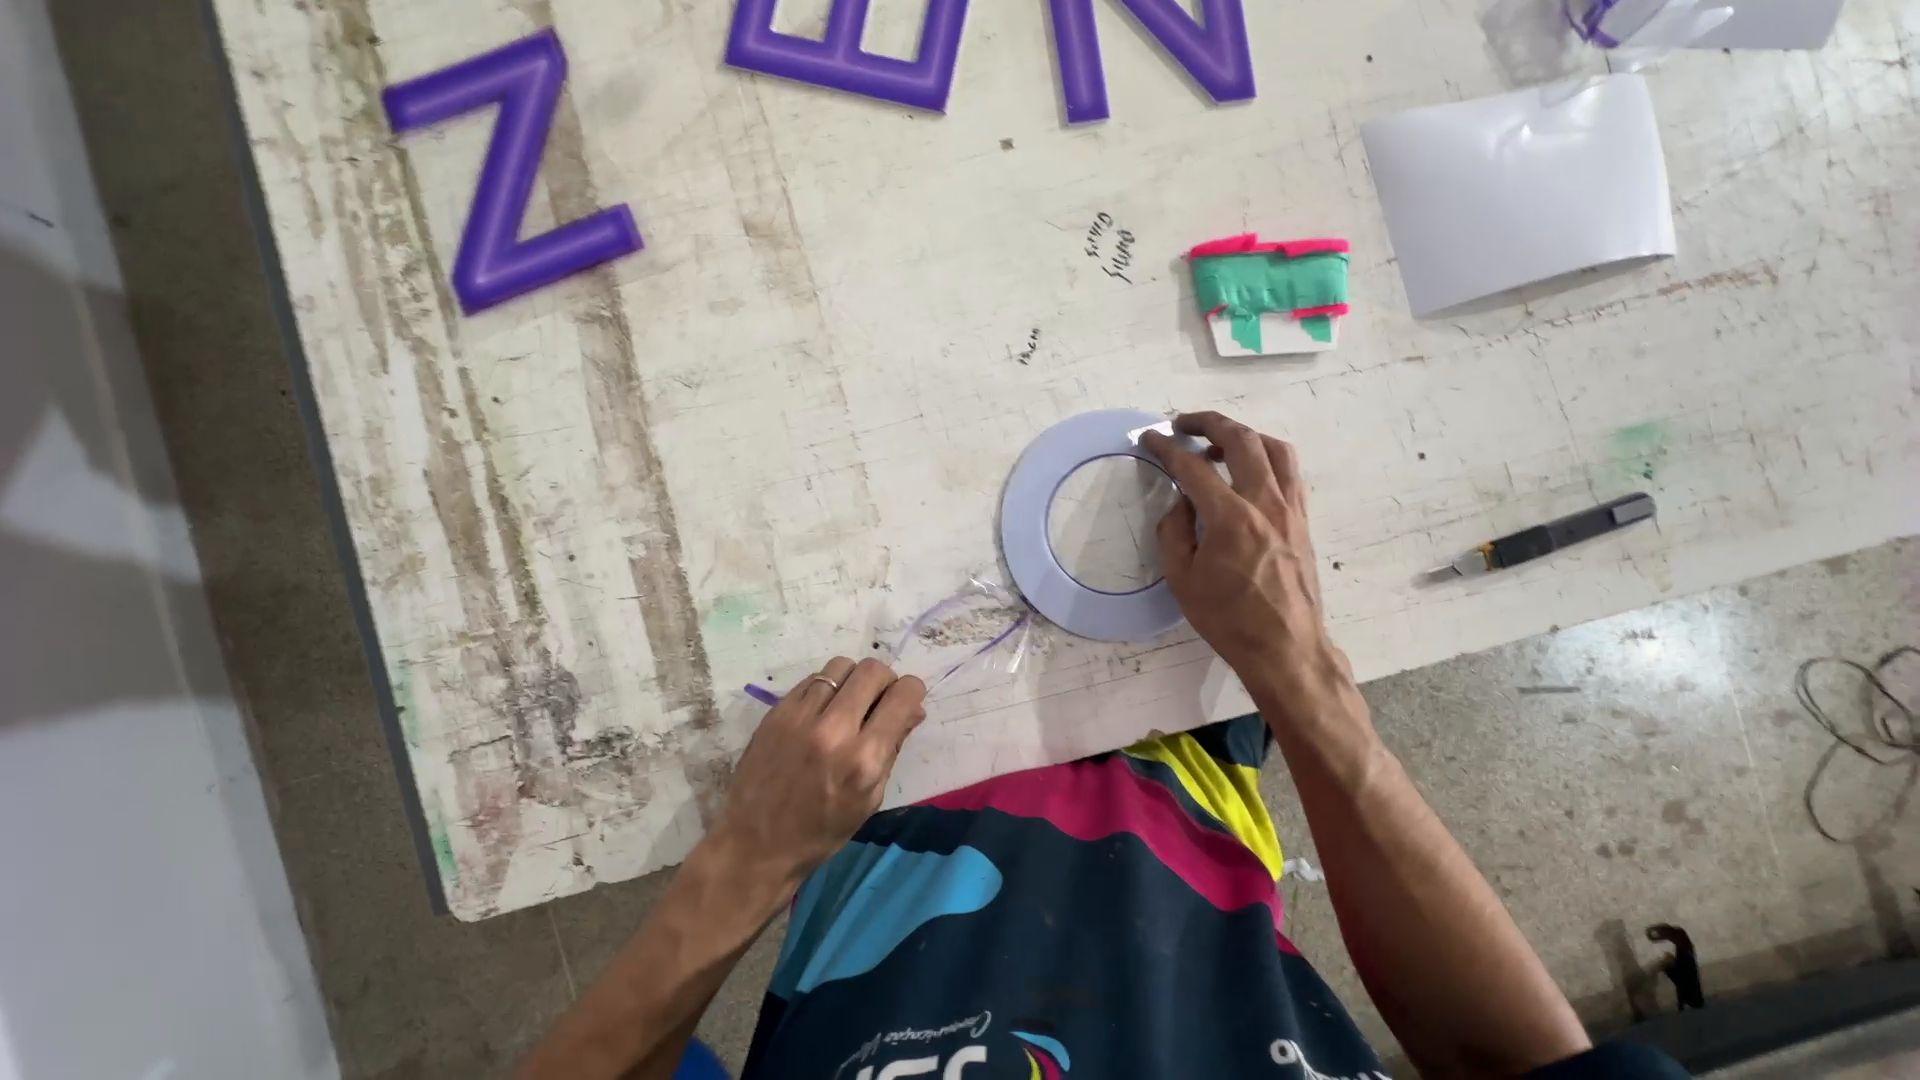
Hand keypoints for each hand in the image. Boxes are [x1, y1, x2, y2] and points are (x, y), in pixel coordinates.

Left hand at [708, 657, 926, 885]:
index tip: (908, 701)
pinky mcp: (776, 712)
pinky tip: (823, 710)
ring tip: (849, 702)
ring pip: (841, 666)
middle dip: (885, 680)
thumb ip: (892, 748)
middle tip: (879, 700)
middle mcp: (834, 730)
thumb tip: (912, 710)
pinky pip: (812, 679)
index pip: (902, 696)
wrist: (755, 844)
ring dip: (854, 680)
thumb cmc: (821, 832)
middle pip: (872, 670)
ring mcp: (800, 717)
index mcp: (864, 759)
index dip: (912, 692)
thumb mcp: (869, 799)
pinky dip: (826, 688)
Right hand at [1141, 413, 1355, 722]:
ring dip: (1244, 435)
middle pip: (1241, 440)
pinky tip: (1249, 471)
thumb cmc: (1228, 619)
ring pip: (1274, 449)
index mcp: (1230, 517)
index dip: (1167, 448)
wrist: (1285, 647)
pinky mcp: (1304, 520)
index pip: (1193, 468)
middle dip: (1208, 423)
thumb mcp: (1182, 580)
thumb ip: (1174, 532)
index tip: (1149, 438)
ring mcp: (1291, 509)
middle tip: (1183, 424)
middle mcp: (1266, 502)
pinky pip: (1289, 472)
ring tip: (1219, 443)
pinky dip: (1267, 457)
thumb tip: (1181, 502)